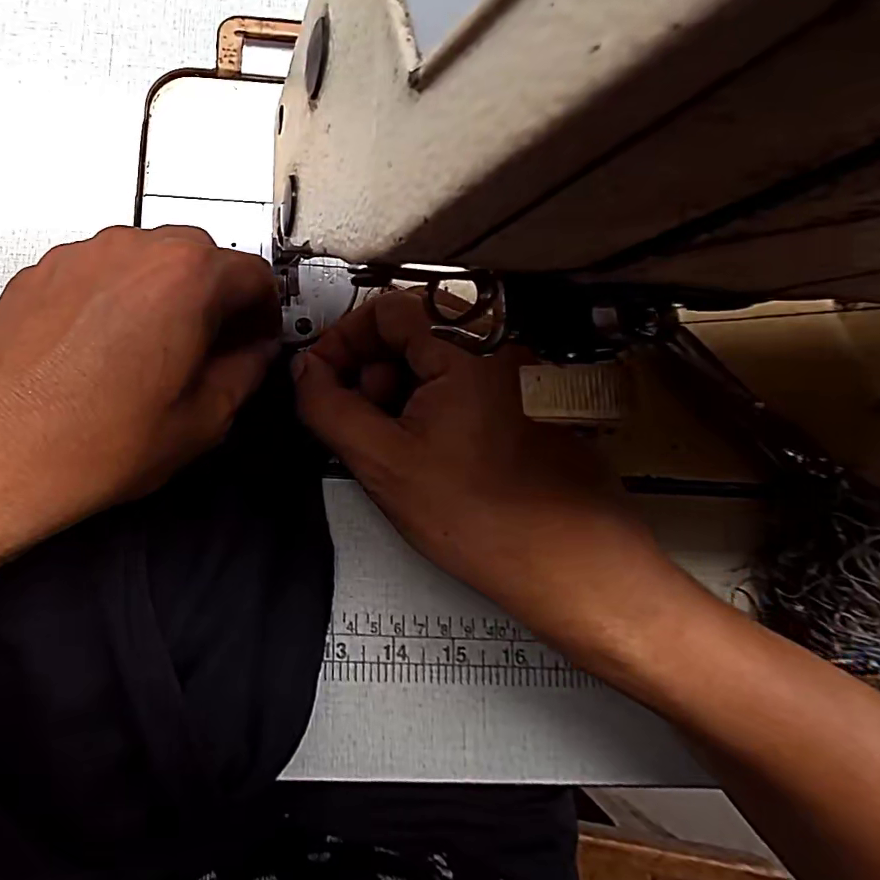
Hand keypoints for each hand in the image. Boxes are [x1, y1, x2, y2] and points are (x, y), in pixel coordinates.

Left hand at [0, 225, 279, 527]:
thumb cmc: (80, 445)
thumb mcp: (199, 422)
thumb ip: (244, 374)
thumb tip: (250, 356)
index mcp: (183, 278)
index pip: (252, 273)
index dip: (262, 311)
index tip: (254, 333)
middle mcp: (129, 252)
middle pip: (198, 258)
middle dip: (213, 300)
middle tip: (208, 347)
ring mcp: (78, 257)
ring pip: (144, 261)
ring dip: (160, 297)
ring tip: (146, 357)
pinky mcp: (40, 273)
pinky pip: (96, 273)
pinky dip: (111, 300)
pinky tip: (102, 352)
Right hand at [292, 290, 691, 656]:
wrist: (573, 570)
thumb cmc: (496, 524)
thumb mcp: (381, 462)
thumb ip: (327, 407)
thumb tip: (306, 375)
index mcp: (469, 354)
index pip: (385, 309)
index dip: (341, 339)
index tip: (322, 372)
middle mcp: (503, 353)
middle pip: (409, 331)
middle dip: (369, 368)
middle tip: (360, 413)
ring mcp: (519, 378)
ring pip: (433, 360)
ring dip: (397, 389)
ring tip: (396, 442)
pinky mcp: (525, 403)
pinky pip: (461, 383)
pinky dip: (429, 404)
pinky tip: (427, 452)